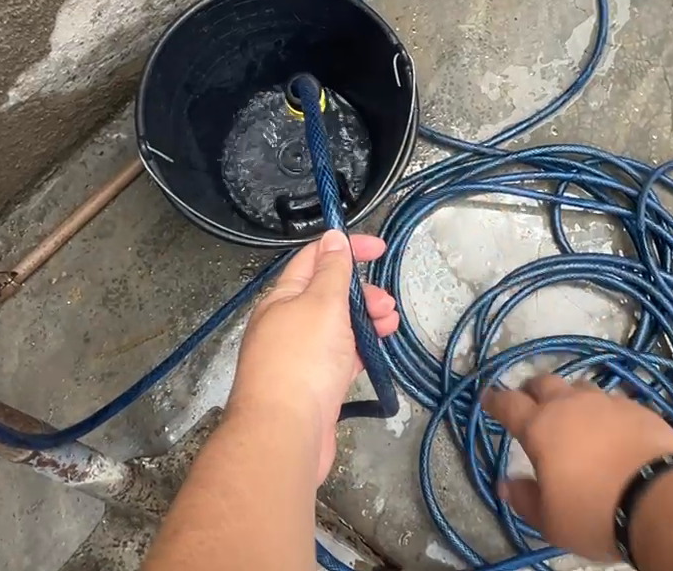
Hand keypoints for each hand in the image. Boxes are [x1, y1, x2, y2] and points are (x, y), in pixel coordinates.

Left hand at [229, 230, 398, 483]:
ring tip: (390, 325)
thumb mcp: (322, 303)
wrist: (285, 436)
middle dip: (362, 292)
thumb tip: (332, 237)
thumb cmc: (303, 360)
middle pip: (329, 294)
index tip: (380, 249)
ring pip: (337, 326)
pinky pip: (340, 356)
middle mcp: (287, 323)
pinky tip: (377, 351)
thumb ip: (332, 270)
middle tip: (386, 303)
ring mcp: (299, 357)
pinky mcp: (312, 386)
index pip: (315, 258)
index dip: (347, 248)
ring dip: (366, 320)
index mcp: (283, 298)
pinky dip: (360, 349)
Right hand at [483, 375, 672, 559]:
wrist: (659, 498)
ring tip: (570, 413)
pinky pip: (610, 400)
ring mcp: (605, 401)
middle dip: (531, 390)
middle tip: (528, 402)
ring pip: (578, 387)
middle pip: (543, 383)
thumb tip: (506, 485)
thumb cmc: (595, 512)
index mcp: (541, 427)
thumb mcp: (552, 521)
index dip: (495, 400)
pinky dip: (601, 410)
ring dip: (568, 396)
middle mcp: (569, 405)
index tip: (487, 397)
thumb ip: (525, 500)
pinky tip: (607, 426)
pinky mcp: (635, 406)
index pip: (509, 405)